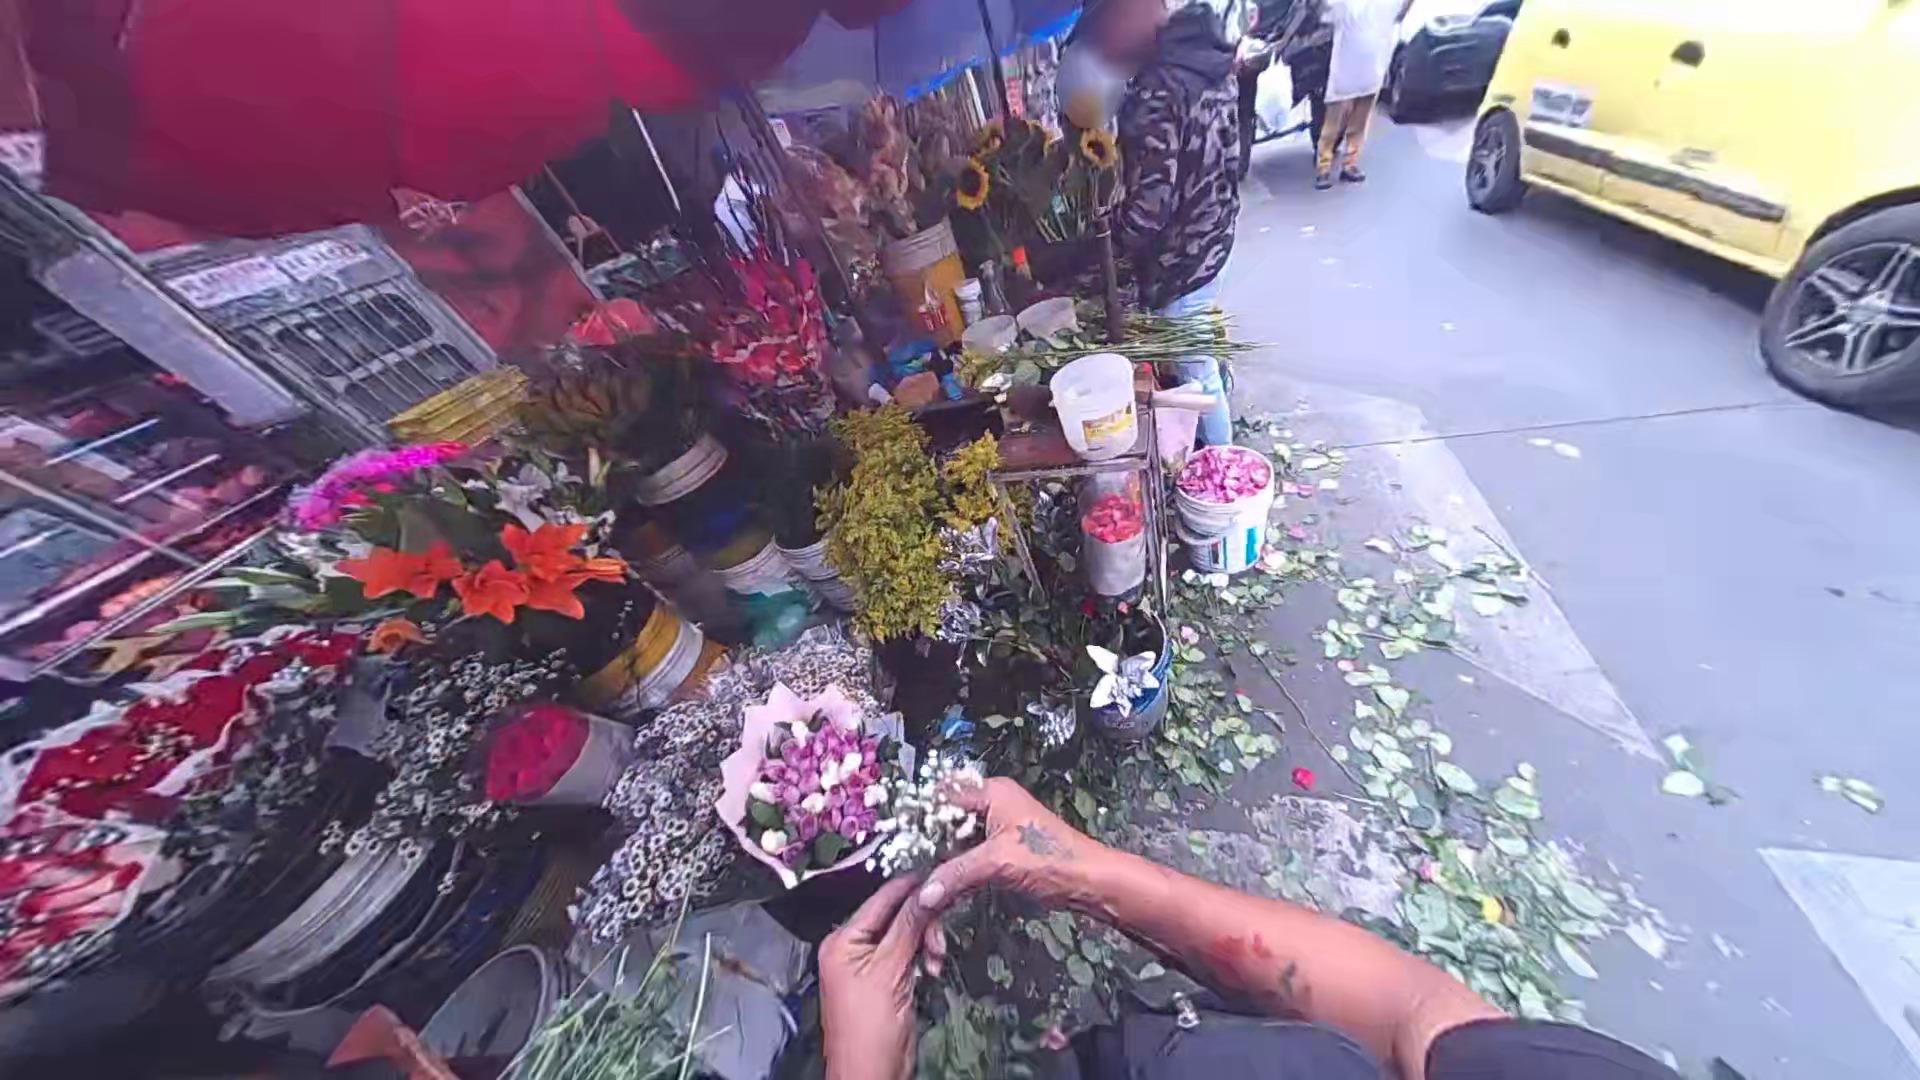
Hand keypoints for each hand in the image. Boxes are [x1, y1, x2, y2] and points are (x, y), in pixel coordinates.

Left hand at [818, 873, 940, 1079]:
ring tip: (936, 959)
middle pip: (897, 914)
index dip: (912, 887)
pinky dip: (922, 956)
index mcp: (843, 939)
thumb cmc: (869, 1033)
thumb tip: (928, 889)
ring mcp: (869, 961)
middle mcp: (853, 945)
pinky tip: (931, 968)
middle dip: (922, 923)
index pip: (882, 898)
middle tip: (939, 937)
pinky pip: (908, 951)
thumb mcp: (890, 972)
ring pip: (907, 932)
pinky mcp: (885, 976)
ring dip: (926, 941)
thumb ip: (909, 926)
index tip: (941, 879)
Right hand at [913, 777, 1105, 944]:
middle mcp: (992, 801)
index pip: (946, 795)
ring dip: (942, 853)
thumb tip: (923, 894)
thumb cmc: (1047, 859)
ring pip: (959, 834)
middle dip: (930, 836)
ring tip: (917, 873)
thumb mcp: (998, 862)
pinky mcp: (1002, 846)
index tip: (899, 838)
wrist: (1087, 880)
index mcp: (992, 791)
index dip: (923, 815)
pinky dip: (956, 863)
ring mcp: (997, 824)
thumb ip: (957, 873)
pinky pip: (970, 849)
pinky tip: (941, 881)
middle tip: (905, 859)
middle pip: (950, 814)